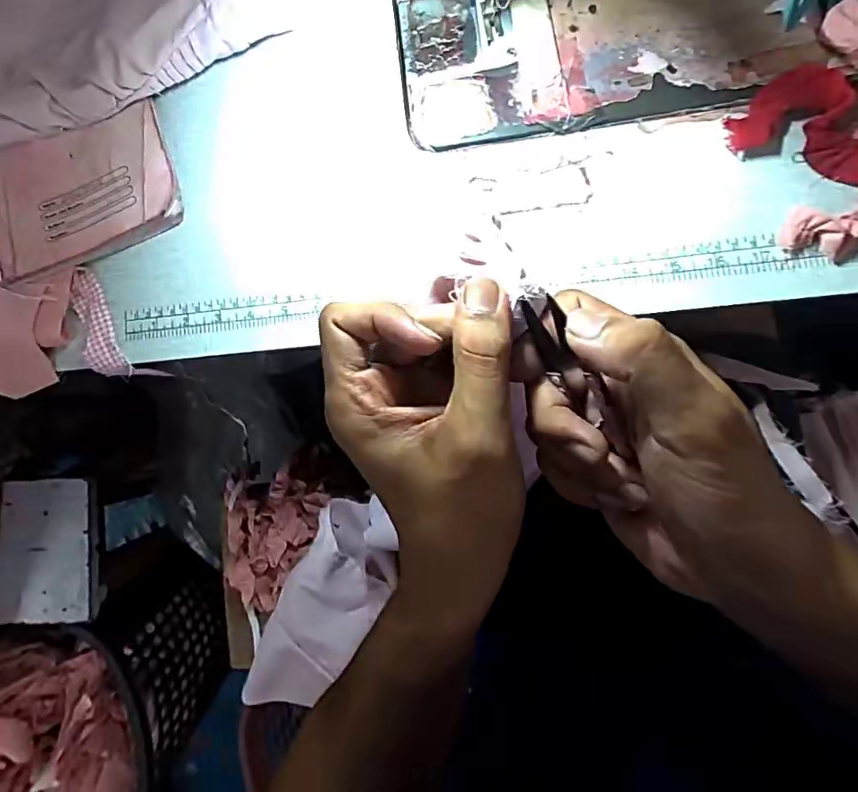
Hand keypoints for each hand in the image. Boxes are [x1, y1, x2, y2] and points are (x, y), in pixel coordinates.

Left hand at [319, 278, 523, 628]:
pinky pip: (451, 350)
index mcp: (356, 398)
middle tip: (496, 339)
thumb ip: (480, 360)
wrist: (469, 568)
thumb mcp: (476, 434)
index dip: (388, 315)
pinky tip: (512, 360)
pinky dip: (480, 348)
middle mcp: (373, 386)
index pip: (344, 318)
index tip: (433, 343)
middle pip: (396, 316)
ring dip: (470, 332)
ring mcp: (405, 389)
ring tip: (512, 346)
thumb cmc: (463, 514)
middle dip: (445, 322)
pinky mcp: (434, 395)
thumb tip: (487, 287)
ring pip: (429, 329)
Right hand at [527, 291, 824, 605]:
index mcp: (637, 353)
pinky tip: (619, 499)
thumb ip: (639, 354)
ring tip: (625, 483)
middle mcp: (612, 381)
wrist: (737, 566)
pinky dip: (579, 484)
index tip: (530, 372)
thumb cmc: (720, 480)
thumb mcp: (689, 411)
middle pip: (544, 375)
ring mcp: (599, 426)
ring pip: (544, 423)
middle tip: (601, 451)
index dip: (541, 333)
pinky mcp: (591, 467)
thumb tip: (574, 321)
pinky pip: (552, 462)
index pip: (571, 313)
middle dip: (561, 421)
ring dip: (576, 460)